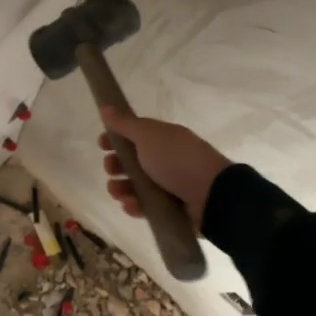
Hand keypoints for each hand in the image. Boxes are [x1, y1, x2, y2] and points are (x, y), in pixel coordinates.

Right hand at [98, 106, 232, 229]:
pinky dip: (136, 206)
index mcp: (162, 138)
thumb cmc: (177, 160)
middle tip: (111, 169)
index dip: (115, 138)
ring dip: (121, 188)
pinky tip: (131, 205)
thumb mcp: (147, 136)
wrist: (213, 197)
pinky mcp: (171, 208)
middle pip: (132, 161)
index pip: (133, 135)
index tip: (102, 145)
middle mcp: (166, 159)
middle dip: (115, 165)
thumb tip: (106, 107)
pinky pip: (146, 206)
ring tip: (118, 193)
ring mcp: (169, 184)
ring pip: (135, 185)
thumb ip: (124, 123)